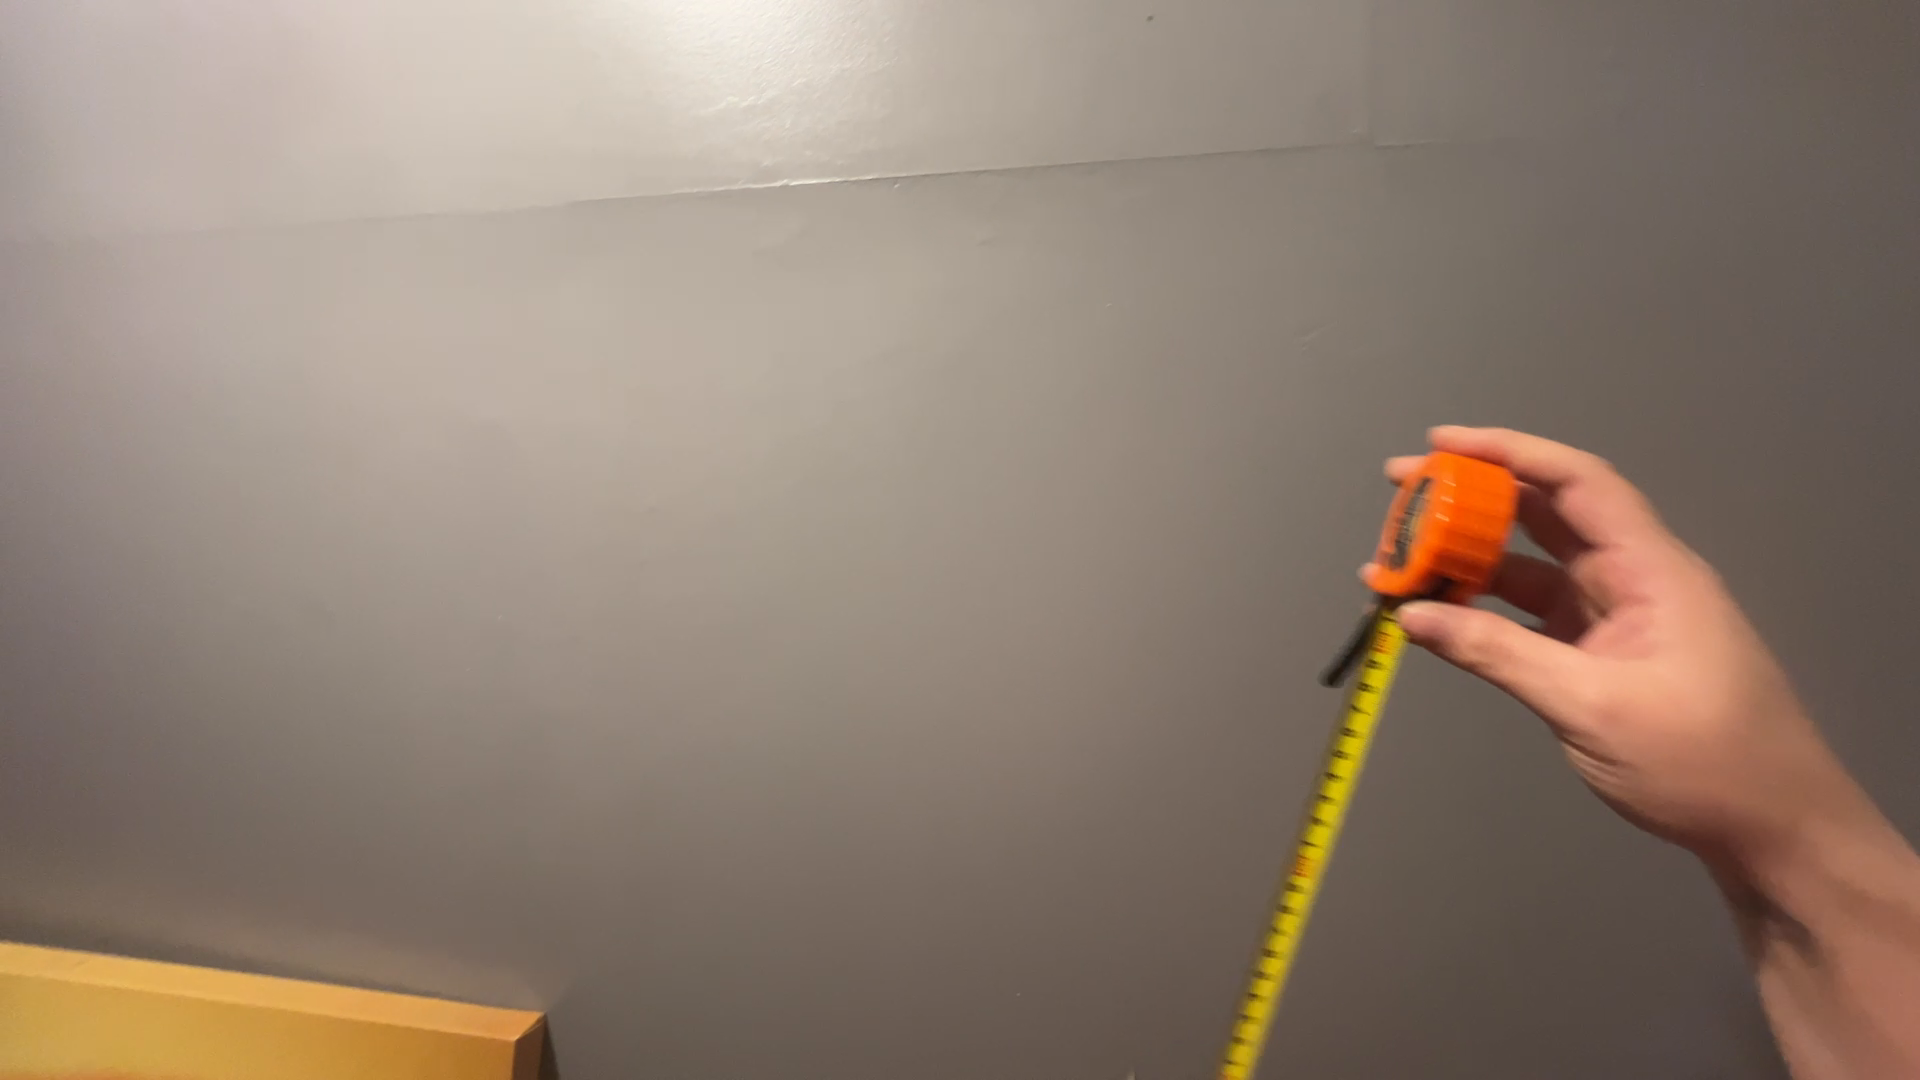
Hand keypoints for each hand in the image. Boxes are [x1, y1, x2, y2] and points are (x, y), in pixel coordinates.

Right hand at [1375, 426, 1865, 872]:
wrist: (1769, 833)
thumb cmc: (1703, 762)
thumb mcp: (1590, 704)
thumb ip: (1495, 653)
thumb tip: (1410, 616)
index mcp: (1649, 571)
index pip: (1578, 484)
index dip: (1508, 452)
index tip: (1440, 444)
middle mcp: (1625, 578)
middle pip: (1540, 513)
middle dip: (1468, 494)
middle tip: (1401, 486)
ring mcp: (1604, 613)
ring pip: (1520, 562)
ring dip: (1459, 555)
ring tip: (1397, 557)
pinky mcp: (1585, 646)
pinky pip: (1516, 607)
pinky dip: (1470, 603)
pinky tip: (1428, 609)